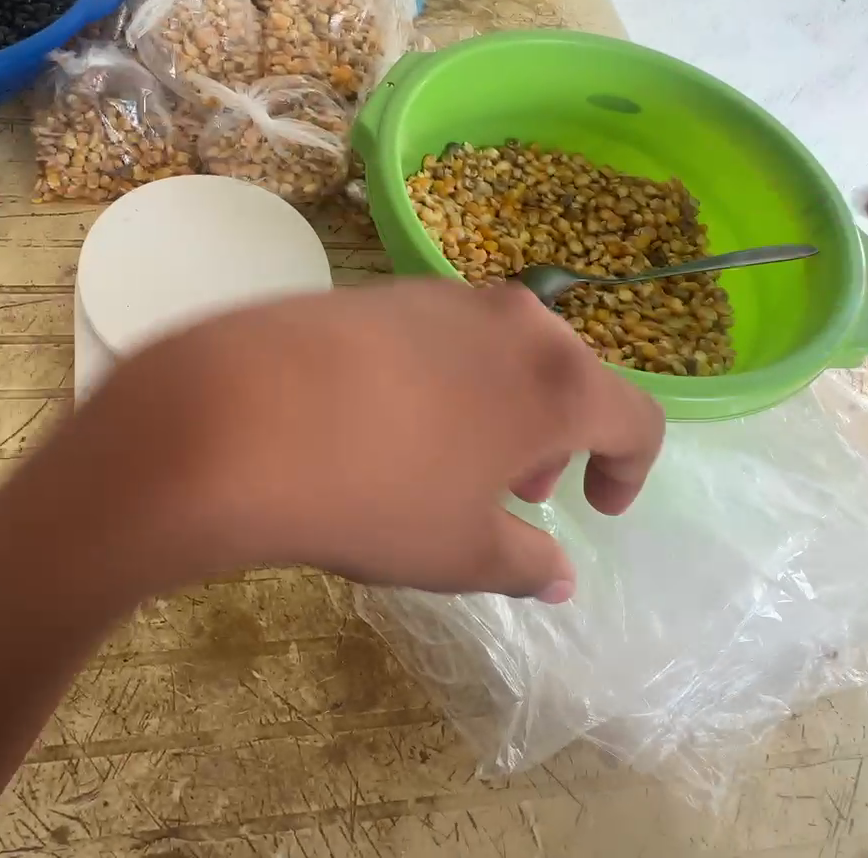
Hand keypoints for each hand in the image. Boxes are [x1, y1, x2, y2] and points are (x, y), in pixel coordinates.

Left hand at [21, 279, 664, 603]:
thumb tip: (557, 575)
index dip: (629, 468)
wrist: (234, 417)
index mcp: (555, 378)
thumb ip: (525, 563)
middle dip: (551, 437)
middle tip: (514, 488)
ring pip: (494, 352)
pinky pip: (429, 338)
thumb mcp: (458, 552)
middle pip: (561, 376)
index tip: (597, 507)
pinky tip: (379, 421)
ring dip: (492, 405)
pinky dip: (434, 380)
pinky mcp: (368, 292)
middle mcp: (505, 319)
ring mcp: (431, 295)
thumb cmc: (373, 494)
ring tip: (443, 459)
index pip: (633, 418)